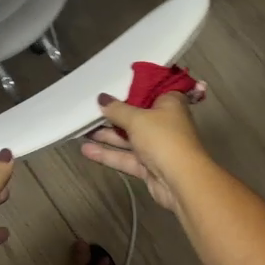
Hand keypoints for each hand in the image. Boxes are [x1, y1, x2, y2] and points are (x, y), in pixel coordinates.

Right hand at [81, 89, 213, 211]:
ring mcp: (156, 146)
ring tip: (82, 129)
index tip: (112, 82)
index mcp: (169, 103)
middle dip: (113, 113)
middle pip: (136, 114)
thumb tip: (101, 98)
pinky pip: (126, 157)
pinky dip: (108, 154)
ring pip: (128, 137)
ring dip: (107, 134)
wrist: (182, 182)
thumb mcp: (137, 119)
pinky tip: (86, 150)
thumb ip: (117, 109)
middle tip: (89, 108)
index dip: (133, 85)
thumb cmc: (163, 138)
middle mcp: (164, 122)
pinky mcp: (148, 166)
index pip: (152, 89)